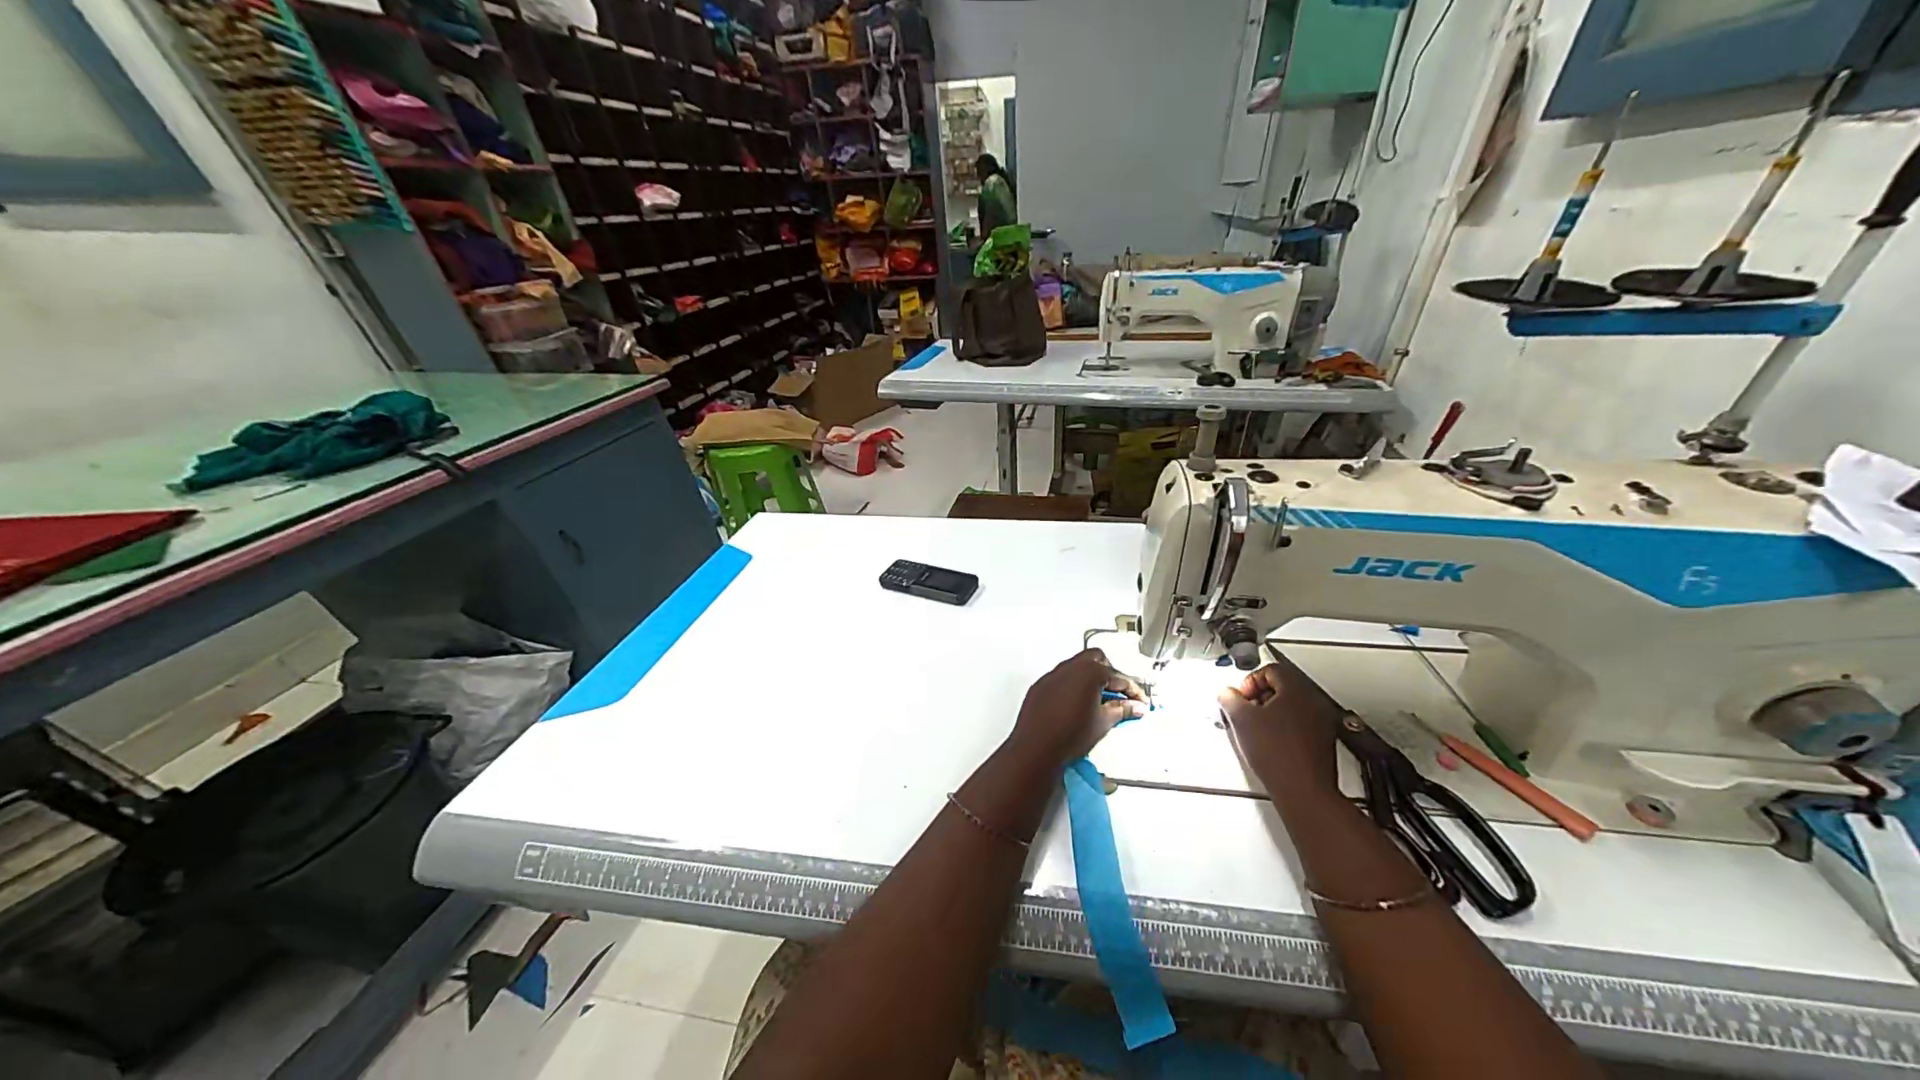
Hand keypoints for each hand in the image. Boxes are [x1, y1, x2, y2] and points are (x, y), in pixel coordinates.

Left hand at [1009, 649, 1146, 768]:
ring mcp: (1052, 676)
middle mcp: (1069, 668)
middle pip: (1097, 660)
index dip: (1133, 690)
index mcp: (1089, 672)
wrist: (1037, 749)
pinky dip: (1073, 686)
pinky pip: (1060, 679)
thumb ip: (1122, 710)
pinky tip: (1077, 704)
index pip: (1118, 676)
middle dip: (1110, 674)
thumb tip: (1135, 707)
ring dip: (1090, 679)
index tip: (1139, 702)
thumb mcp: (1104, 722)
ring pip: (1076, 667)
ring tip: (1099, 701)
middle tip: (1120, 694)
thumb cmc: (1070, 735)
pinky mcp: (1040, 687)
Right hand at [1217, 655, 1343, 794]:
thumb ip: (1229, 699)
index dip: (1249, 682)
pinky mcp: (1322, 743)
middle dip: (1259, 697)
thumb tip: (1227, 694)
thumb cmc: (1278, 754)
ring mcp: (1321, 723)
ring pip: (1290, 708)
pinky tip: (1270, 744)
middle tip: (1245, 711)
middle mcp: (1313, 703)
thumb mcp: (1241, 719)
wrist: (1302, 789)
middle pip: (1281, 688)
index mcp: (1296, 690)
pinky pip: (1299, 726)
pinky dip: (1283, 730)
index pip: (1270, 670)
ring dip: (1271, 714)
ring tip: (1255, 730)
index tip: (1240, 696)